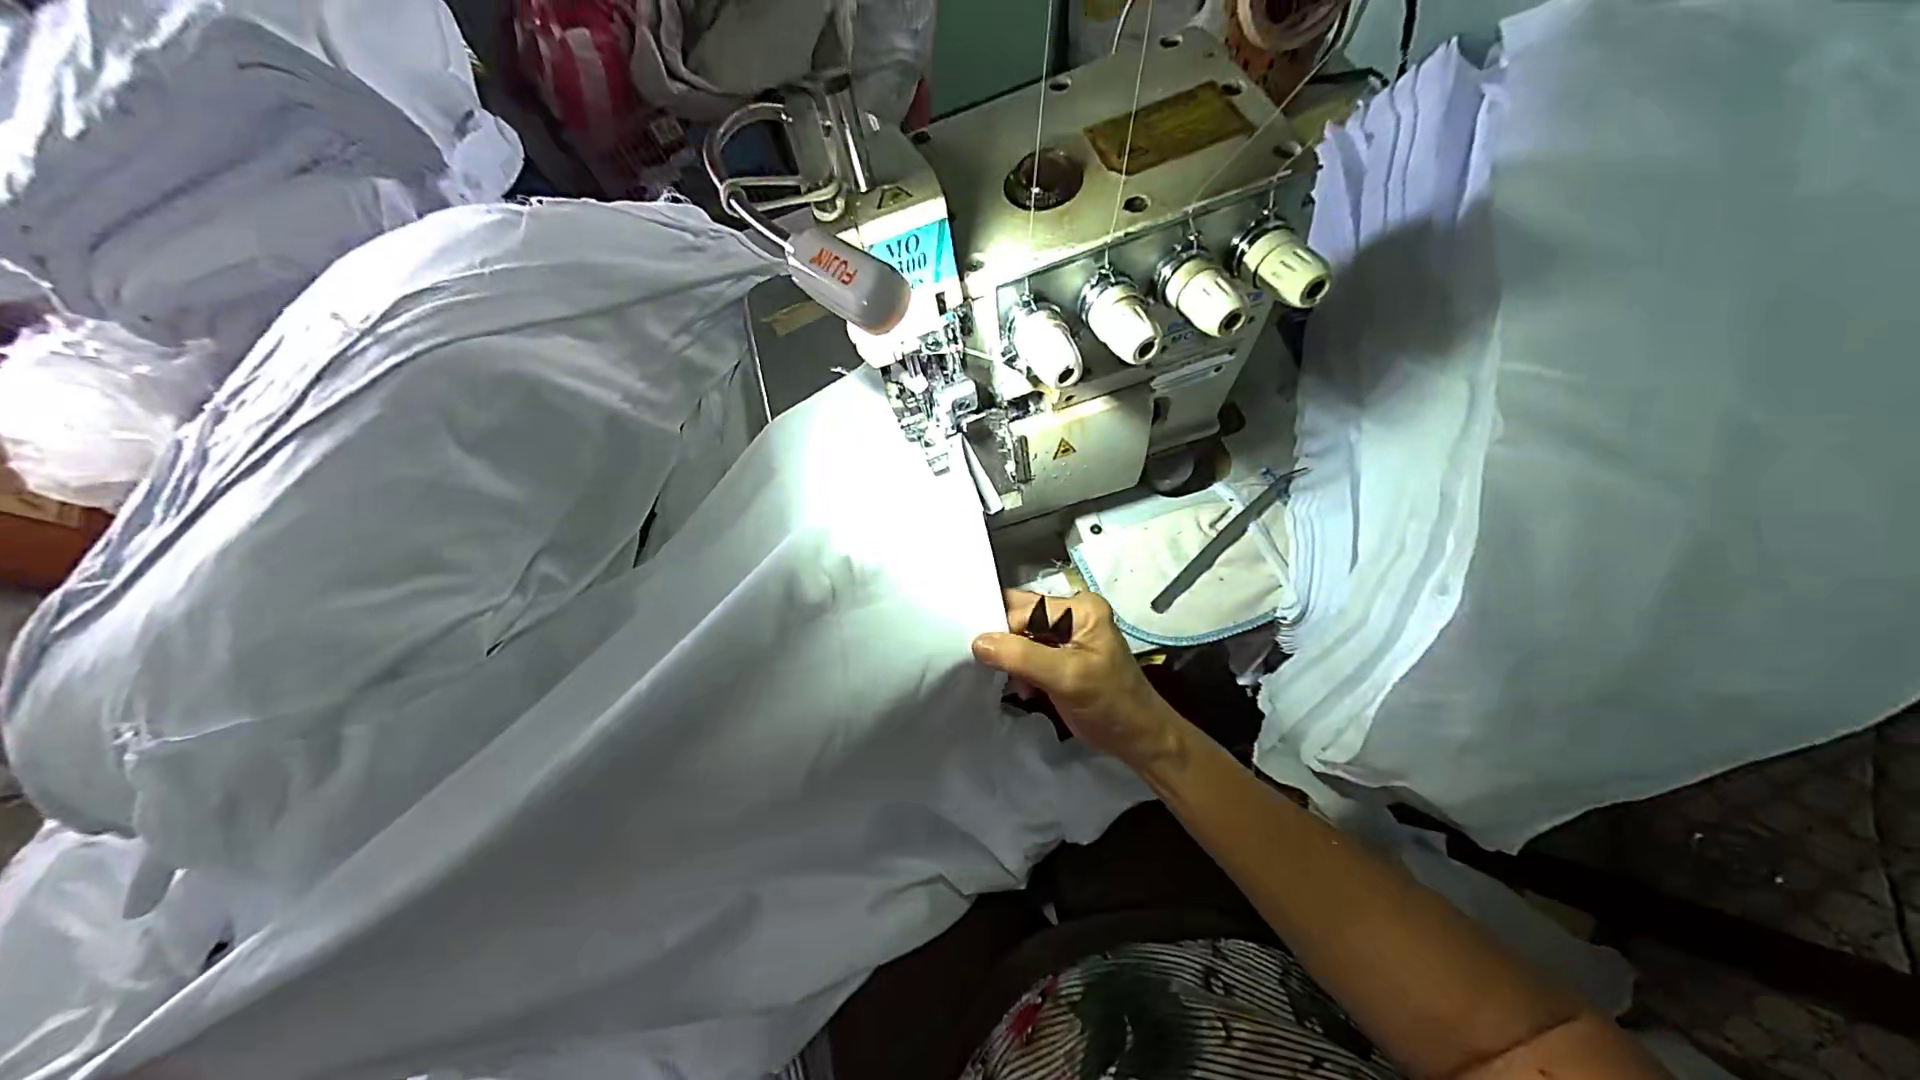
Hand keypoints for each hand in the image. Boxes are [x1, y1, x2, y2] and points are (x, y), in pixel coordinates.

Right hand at [971, 589, 1192, 772]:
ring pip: (1020, 637)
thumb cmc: (1109, 704)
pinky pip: (1027, 654)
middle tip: (999, 672)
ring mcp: (1066, 635)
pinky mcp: (1060, 656)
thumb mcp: (1066, 677)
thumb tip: (978, 642)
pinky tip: (1026, 690)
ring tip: (1021, 686)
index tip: (984, 656)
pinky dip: (1020, 671)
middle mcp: (1072, 613)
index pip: (1024, 608)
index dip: (1002, 629)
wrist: (1137, 738)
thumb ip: (1022, 656)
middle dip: (1006, 646)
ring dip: (1012, 662)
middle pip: (1020, 619)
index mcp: (1080, 608)